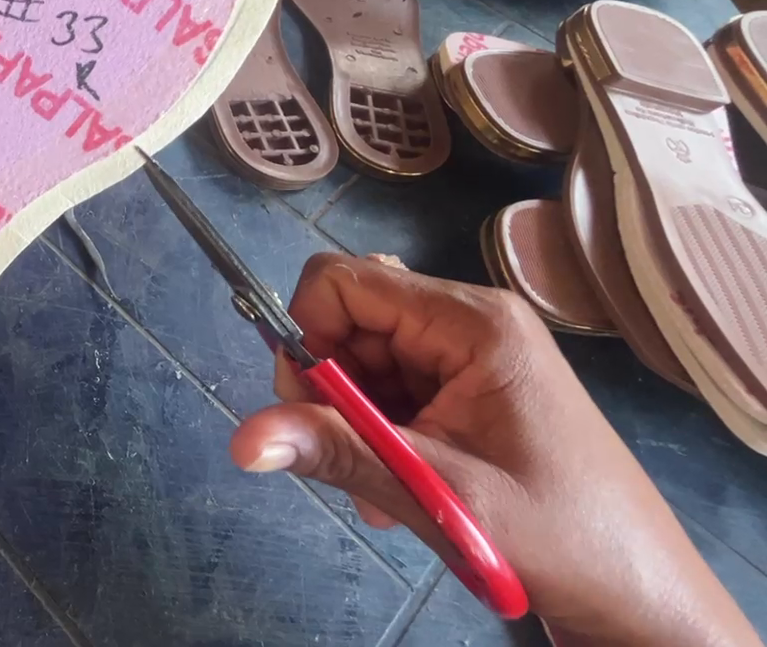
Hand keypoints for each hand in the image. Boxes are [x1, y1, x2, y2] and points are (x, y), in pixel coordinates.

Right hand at [228, 253, 759, 645]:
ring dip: (348, 414)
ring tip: (380, 479)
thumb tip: (240, 440)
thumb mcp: (441, 494)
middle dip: (328, 383)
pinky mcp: (459, 381)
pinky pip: (380, 380)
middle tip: (348, 448)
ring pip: (354, 354)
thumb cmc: (563, 538)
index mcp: (470, 321)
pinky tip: (396, 475)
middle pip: (342, 318)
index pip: (340, 280)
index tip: (314, 398)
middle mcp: (463, 319)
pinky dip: (370, 426)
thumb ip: (336, 450)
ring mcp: (462, 350)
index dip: (308, 329)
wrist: (646, 607)